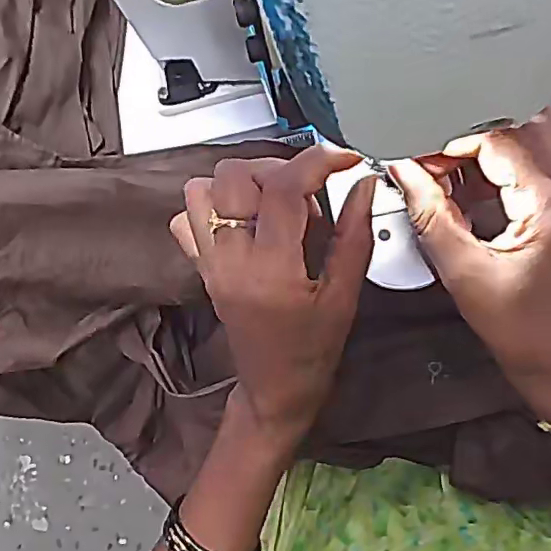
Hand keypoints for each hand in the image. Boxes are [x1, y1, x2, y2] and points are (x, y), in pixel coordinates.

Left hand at [170, 148, 377, 445]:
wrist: (275, 389)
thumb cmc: (311, 354)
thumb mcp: (344, 297)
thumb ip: (354, 237)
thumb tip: (363, 187)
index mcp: (271, 272)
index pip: (283, 189)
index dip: (317, 161)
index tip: (341, 160)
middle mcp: (231, 263)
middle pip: (234, 176)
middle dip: (277, 168)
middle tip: (305, 192)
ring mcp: (210, 265)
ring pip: (202, 190)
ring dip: (240, 183)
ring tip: (273, 204)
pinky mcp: (202, 270)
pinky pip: (187, 219)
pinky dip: (212, 206)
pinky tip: (244, 222)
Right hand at [389, 110, 550, 421]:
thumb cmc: (519, 326)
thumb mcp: (461, 271)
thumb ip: (429, 211)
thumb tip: (404, 170)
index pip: (500, 136)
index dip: (452, 137)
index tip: (420, 153)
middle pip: (524, 120)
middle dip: (471, 131)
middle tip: (433, 158)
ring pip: (538, 126)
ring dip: (491, 138)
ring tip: (453, 169)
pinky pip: (550, 147)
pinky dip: (511, 153)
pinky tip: (480, 178)